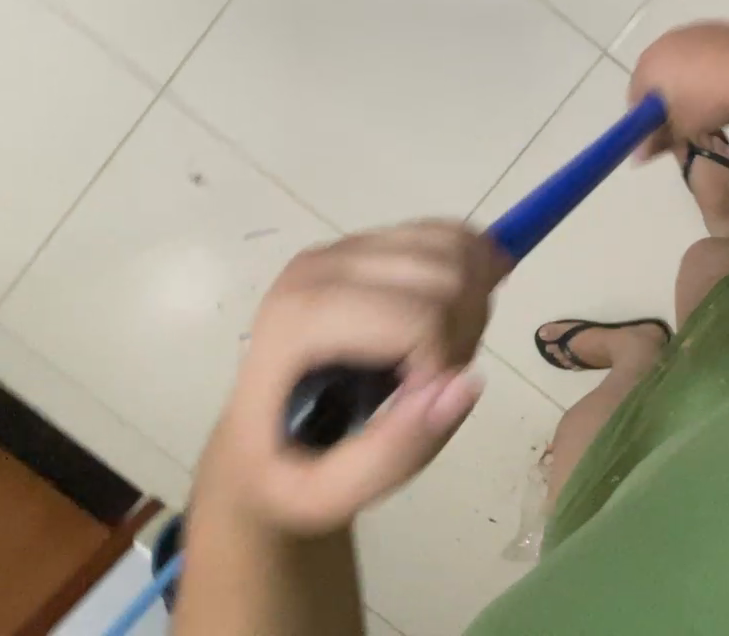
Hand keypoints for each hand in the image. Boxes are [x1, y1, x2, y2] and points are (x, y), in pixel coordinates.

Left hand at [196, 222, 509, 535]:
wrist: (256, 442)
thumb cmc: (289, 470)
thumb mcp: (329, 495)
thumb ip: (396, 452)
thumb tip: (465, 385)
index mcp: (301, 319)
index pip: (420, 317)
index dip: (444, 364)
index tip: (422, 404)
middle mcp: (320, 266)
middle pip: (445, 275)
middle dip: (463, 331)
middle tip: (436, 377)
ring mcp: (345, 246)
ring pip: (455, 247)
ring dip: (471, 302)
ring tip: (441, 346)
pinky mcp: (368, 241)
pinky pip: (448, 233)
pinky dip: (473, 268)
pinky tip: (455, 310)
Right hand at [629, 22, 728, 158]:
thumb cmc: (713, 101)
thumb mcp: (683, 128)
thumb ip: (656, 141)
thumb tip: (637, 157)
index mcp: (648, 66)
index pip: (635, 96)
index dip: (645, 118)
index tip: (661, 130)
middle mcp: (661, 43)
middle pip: (652, 74)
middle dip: (662, 95)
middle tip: (681, 115)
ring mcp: (687, 31)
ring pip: (674, 60)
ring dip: (681, 78)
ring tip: (704, 96)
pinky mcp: (710, 27)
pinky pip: (696, 49)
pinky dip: (700, 63)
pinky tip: (719, 78)